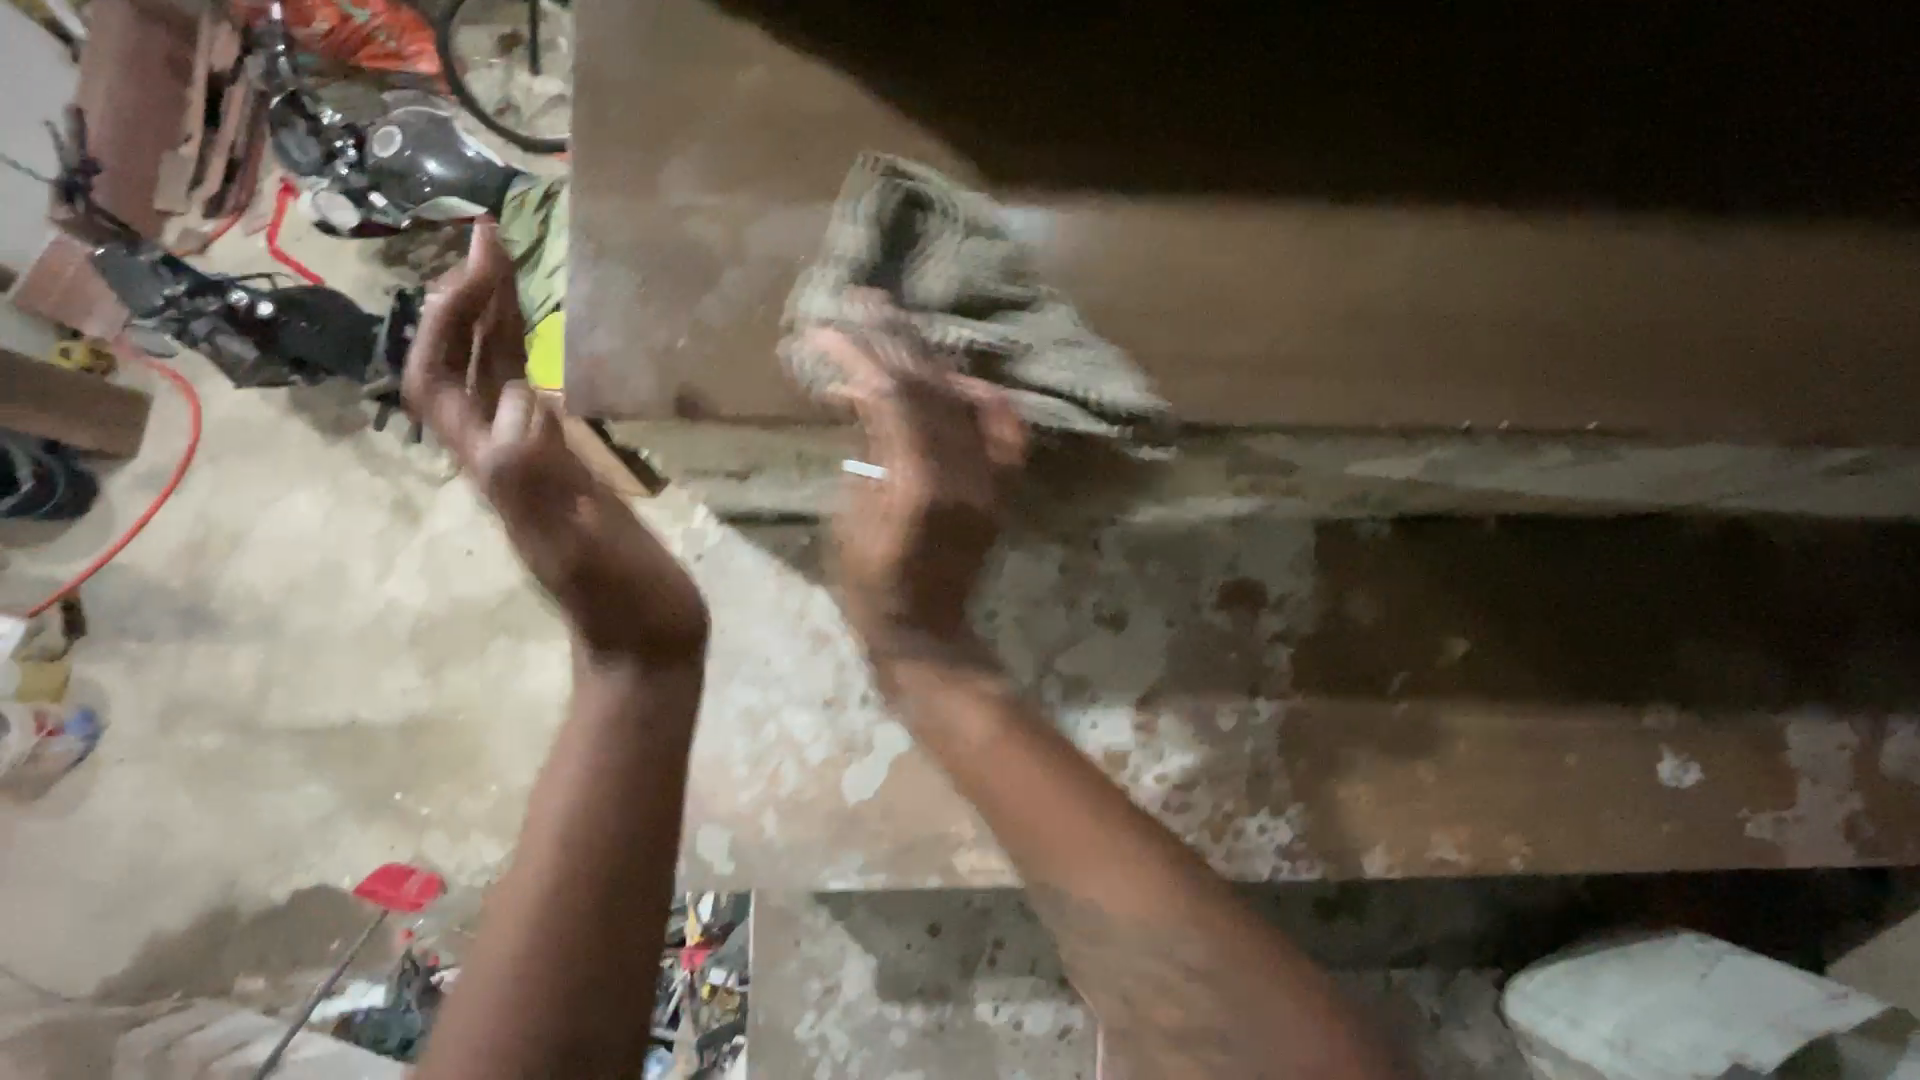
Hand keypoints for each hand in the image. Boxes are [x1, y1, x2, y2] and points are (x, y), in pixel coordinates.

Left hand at [404, 223, 707, 663]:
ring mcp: (540, 470)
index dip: (447, 321)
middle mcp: (506, 464)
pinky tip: (557, 345)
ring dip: (498, 325)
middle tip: (496, 239)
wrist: (647, 643)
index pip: (441, 383)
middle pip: (464, 373)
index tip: (482, 264)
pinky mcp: (575, 478)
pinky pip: (542, 407)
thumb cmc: (621, 603)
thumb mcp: (581, 548)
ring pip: (500, 386)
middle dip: (468, 302)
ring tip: (518, 270)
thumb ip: (540, 482)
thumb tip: (522, 398)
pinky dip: (539, 363)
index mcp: (497, 474)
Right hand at [814, 297, 1026, 666]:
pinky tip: (958, 375)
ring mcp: (988, 480)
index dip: (860, 356)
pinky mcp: (999, 487)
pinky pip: (1002, 428)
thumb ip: (865, 451)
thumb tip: (865, 396)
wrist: (925, 630)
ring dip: (929, 357)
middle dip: (894, 339)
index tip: (826, 329)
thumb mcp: (849, 516)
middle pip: (930, 387)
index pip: (891, 398)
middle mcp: (962, 474)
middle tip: (865, 299)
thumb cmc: (868, 583)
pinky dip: (981, 395)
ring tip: (899, 321)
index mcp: (916, 485)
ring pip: (962, 399)